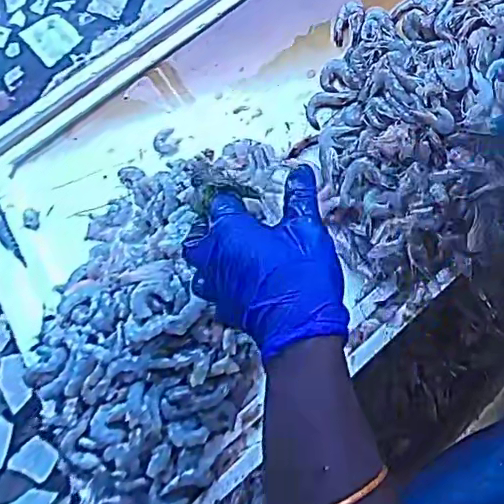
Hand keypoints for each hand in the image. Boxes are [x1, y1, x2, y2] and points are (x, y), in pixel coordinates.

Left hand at [183, 165, 348, 362]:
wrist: (301, 330)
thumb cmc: (300, 277)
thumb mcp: (305, 227)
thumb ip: (299, 197)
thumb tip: (299, 174)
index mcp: (230, 232)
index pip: (220, 205)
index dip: (231, 197)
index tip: (241, 194)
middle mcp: (216, 259)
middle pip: (198, 238)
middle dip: (209, 228)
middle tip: (227, 221)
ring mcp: (220, 287)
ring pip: (202, 268)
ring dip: (212, 258)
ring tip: (231, 250)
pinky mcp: (229, 310)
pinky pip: (216, 290)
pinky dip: (224, 281)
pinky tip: (242, 278)